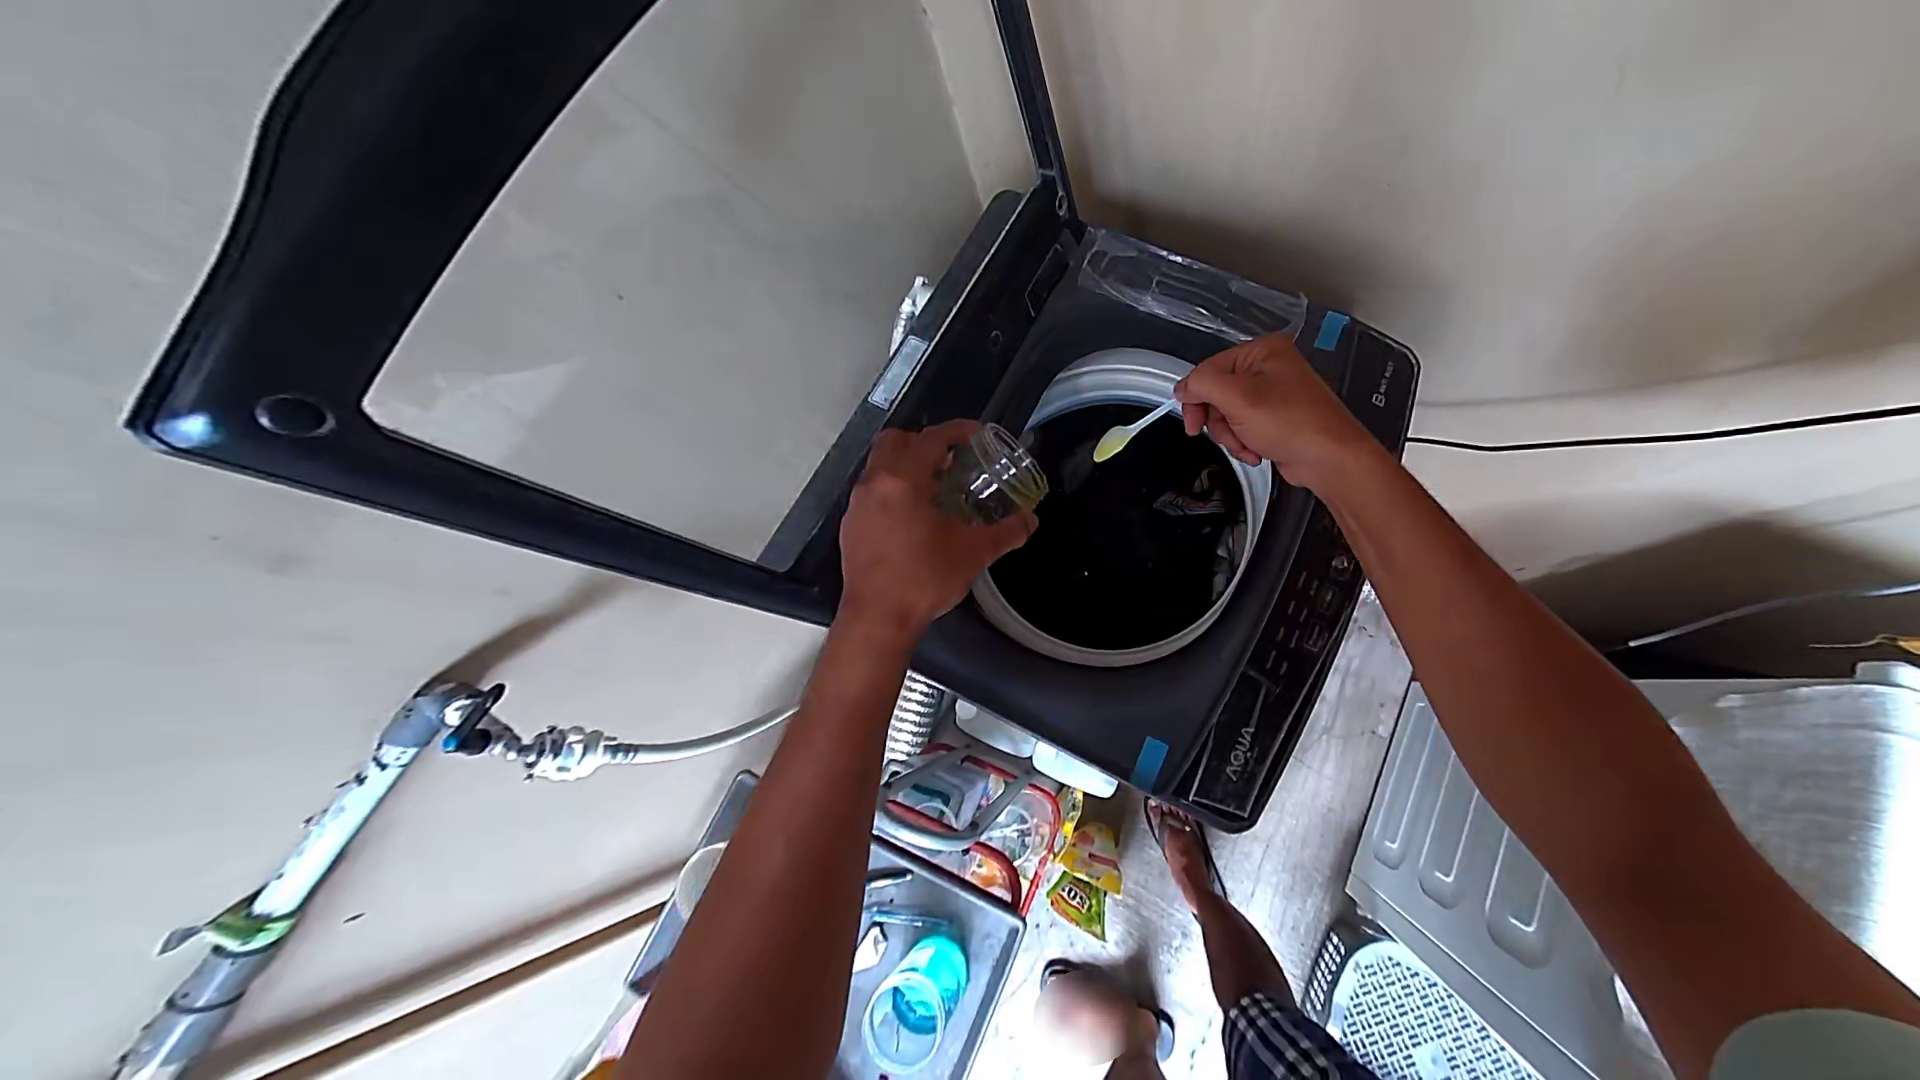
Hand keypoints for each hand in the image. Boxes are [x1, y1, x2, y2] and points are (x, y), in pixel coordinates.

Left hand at [839, 420, 1037, 636]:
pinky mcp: (851, 526)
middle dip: (924, 442)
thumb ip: (1006, 532)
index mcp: (903, 480)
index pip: (931, 438)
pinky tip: (913, 517)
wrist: (878, 618)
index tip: (976, 434)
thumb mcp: (974, 553)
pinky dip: (892, 491)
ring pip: (880, 466)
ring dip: (906, 466)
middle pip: (896, 441)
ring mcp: (857, 505)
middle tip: (951, 460)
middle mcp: (874, 484)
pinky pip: (871, 492)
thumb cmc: (923, 580)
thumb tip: (1029, 521)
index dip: (958, 430)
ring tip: (935, 488)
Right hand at [1174, 332, 1379, 489]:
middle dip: (1219, 421)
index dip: (1197, 398)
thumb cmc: (1298, 425)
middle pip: (1215, 394)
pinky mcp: (1272, 416)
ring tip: (1247, 442)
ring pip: (1225, 414)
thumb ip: (1202, 385)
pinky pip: (1240, 427)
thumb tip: (1183, 386)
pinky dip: (1242, 442)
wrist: (1328, 458)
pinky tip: (1255, 449)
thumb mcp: (1238, 399)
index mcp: (1262, 351)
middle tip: (1228, 432)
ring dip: (1230, 435)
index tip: (1194, 420)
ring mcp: (1270, 393)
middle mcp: (1268, 368)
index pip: (1208, 370)